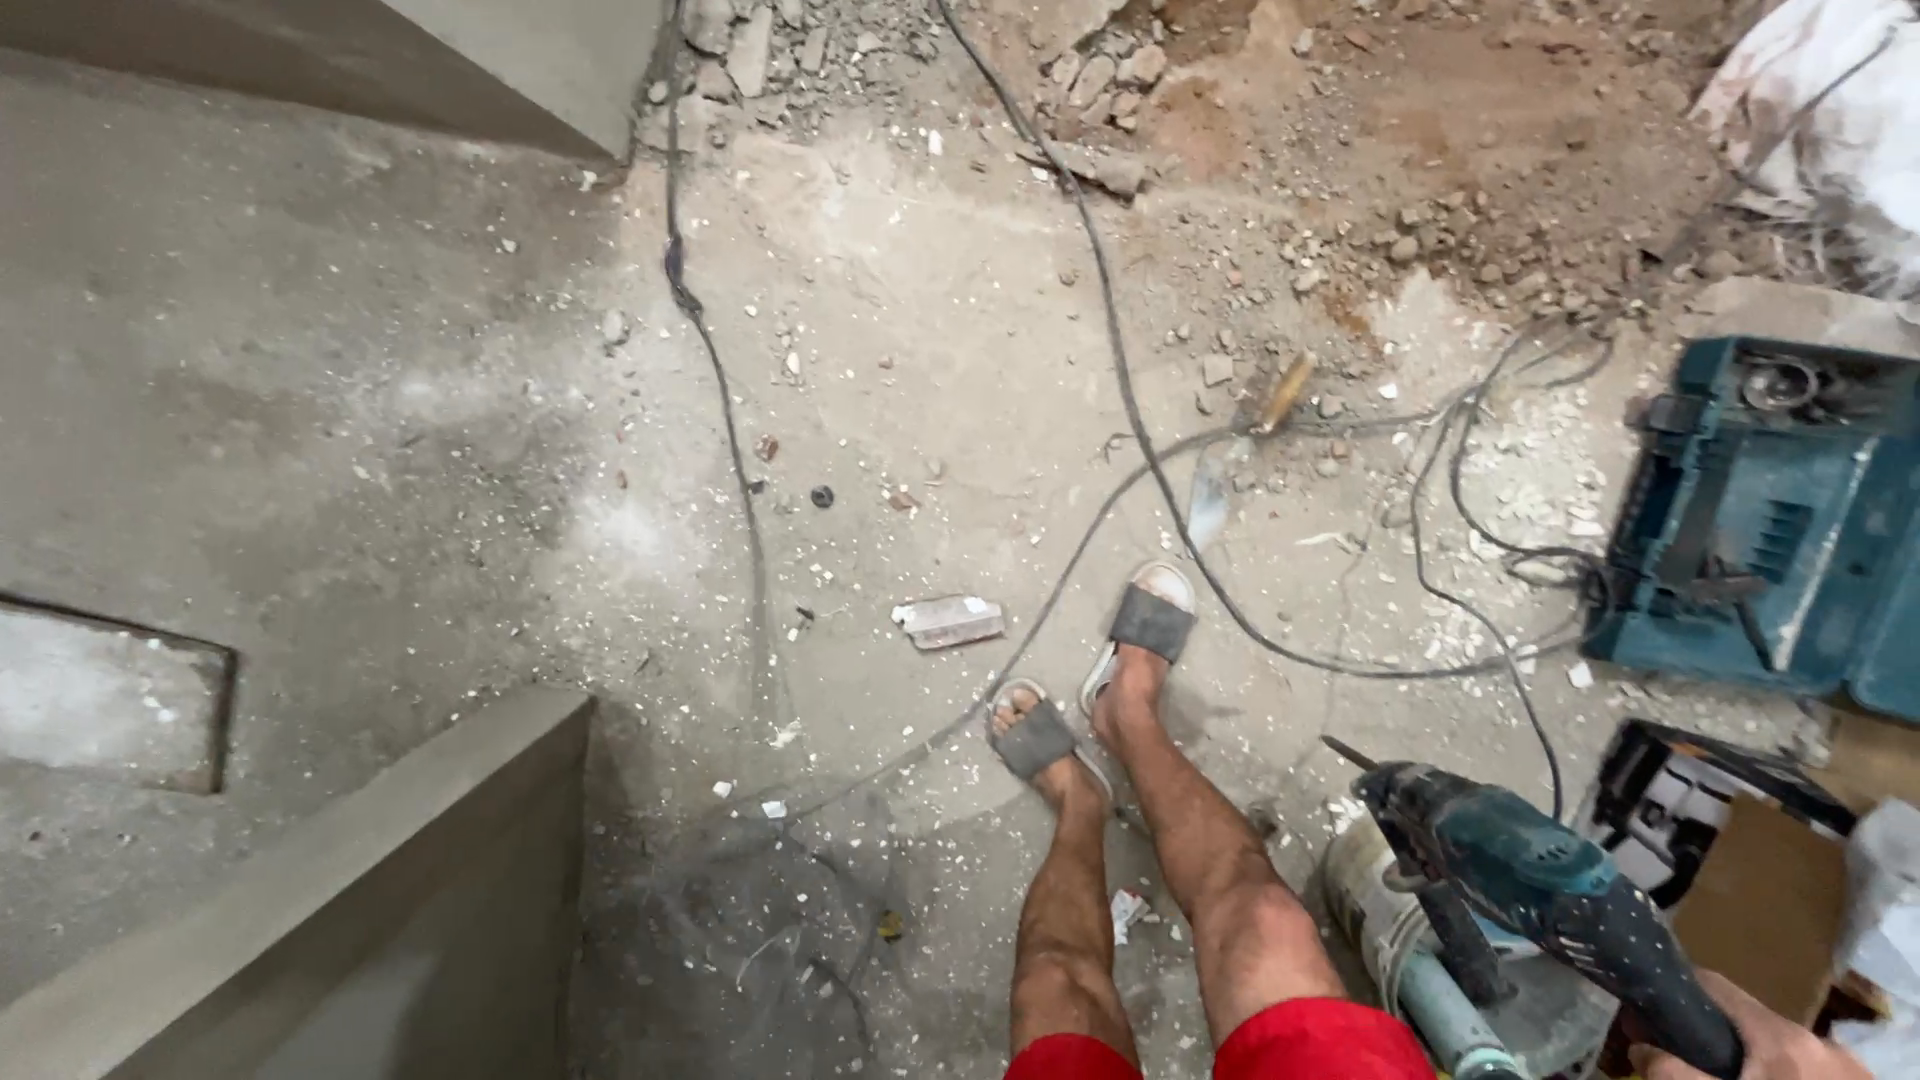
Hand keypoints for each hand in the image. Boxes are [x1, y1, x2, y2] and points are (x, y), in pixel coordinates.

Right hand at [1628, 970, 1869, 1079]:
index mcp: (1782, 1035)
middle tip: (1690, 1061)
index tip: (1650, 1015)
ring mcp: (1853, 1068)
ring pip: (1780, 1047)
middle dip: (1714, 1037)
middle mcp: (1821, 1041)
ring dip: (1753, 1060)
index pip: (1712, 983)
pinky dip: (1786, 1077)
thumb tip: (1638, 1047)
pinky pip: (1811, 1070)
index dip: (1675, 991)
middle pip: (1746, 1020)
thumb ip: (1672, 1073)